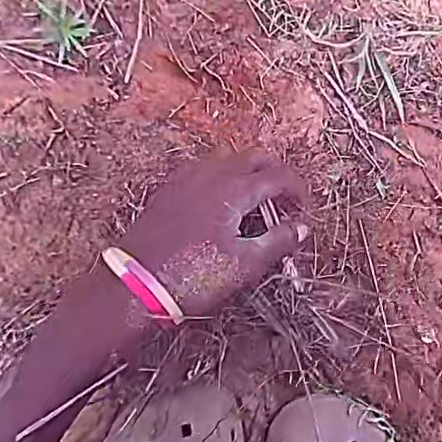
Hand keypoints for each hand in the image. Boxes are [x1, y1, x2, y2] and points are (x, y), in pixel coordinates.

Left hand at [115, 154, 308, 318]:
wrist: (137, 284)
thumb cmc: (195, 276)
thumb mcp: (245, 264)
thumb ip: (278, 241)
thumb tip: (302, 228)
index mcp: (234, 189)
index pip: (278, 176)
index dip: (298, 191)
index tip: (304, 210)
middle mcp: (211, 174)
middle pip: (254, 157)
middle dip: (276, 174)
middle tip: (284, 202)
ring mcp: (186, 178)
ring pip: (227, 158)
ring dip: (247, 172)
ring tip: (254, 203)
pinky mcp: (169, 189)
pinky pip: (203, 169)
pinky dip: (222, 177)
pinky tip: (221, 205)